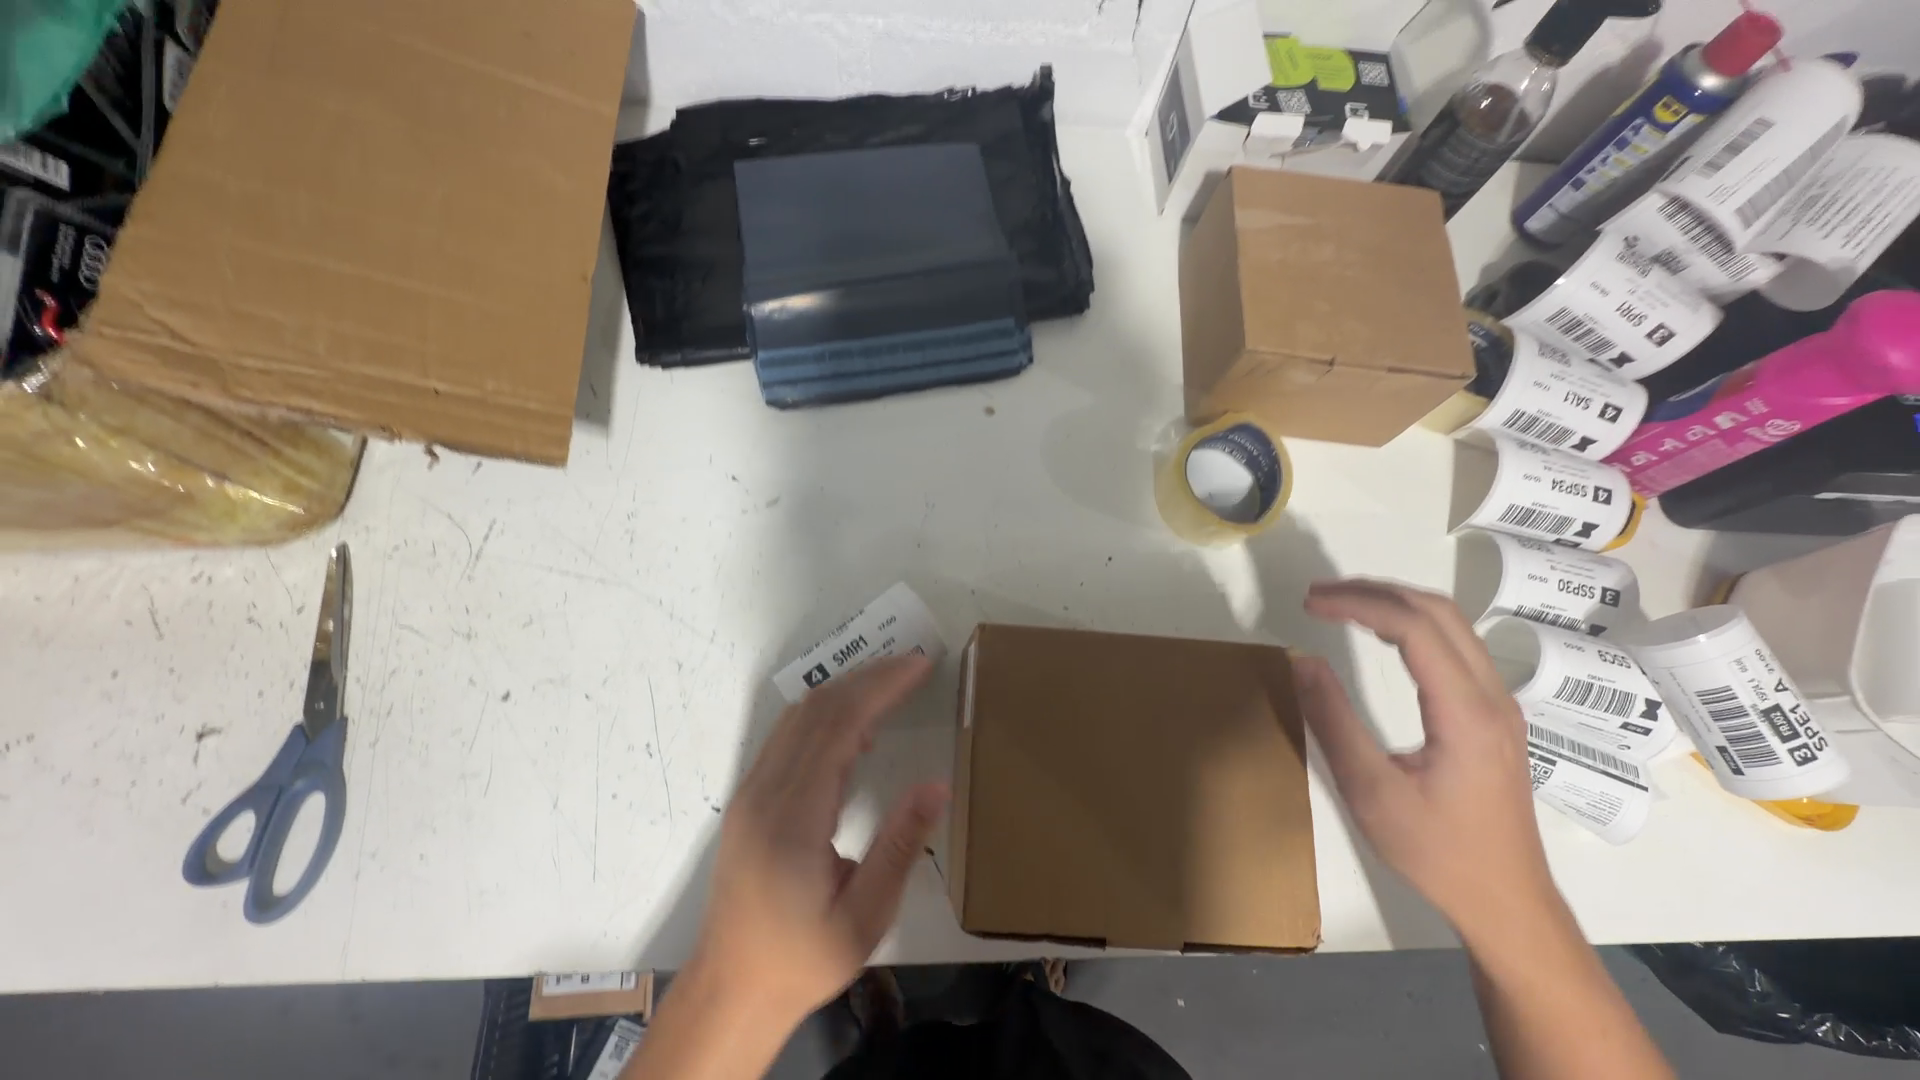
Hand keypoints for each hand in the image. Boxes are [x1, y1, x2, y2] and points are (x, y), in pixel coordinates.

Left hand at [688, 655, 948, 1025]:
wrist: (731, 990)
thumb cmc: (802, 959)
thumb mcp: (864, 918)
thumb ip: (899, 848)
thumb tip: (937, 786)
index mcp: (793, 818)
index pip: (838, 726)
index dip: (880, 688)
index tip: (919, 666)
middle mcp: (764, 793)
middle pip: (815, 710)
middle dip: (867, 678)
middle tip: (914, 663)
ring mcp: (750, 794)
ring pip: (797, 719)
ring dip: (845, 692)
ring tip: (892, 684)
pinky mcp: (748, 802)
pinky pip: (787, 739)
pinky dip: (826, 717)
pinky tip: (857, 730)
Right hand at [1296, 579, 1558, 941]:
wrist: (1507, 900)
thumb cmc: (1436, 852)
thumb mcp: (1371, 793)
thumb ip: (1334, 722)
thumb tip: (1302, 660)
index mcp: (1465, 712)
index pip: (1414, 627)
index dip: (1359, 603)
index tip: (1310, 603)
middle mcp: (1492, 696)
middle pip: (1438, 612)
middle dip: (1375, 592)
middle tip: (1317, 596)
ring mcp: (1499, 704)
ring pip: (1452, 624)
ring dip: (1395, 604)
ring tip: (1340, 606)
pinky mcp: (1494, 716)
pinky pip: (1456, 646)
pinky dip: (1412, 626)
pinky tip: (1382, 637)